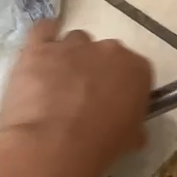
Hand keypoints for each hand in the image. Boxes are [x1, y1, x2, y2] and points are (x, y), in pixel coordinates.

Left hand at [0, 18, 153, 176]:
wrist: (53, 147)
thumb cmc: (99, 145)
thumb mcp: (130, 139)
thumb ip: (134, 124)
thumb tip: (132, 130)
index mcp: (137, 69)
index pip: (133, 69)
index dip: (120, 84)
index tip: (111, 101)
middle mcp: (110, 50)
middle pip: (104, 52)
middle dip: (94, 69)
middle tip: (82, 95)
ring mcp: (73, 46)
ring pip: (74, 42)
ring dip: (68, 56)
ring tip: (55, 81)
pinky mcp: (40, 49)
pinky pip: (44, 29)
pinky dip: (45, 34)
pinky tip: (42, 47)